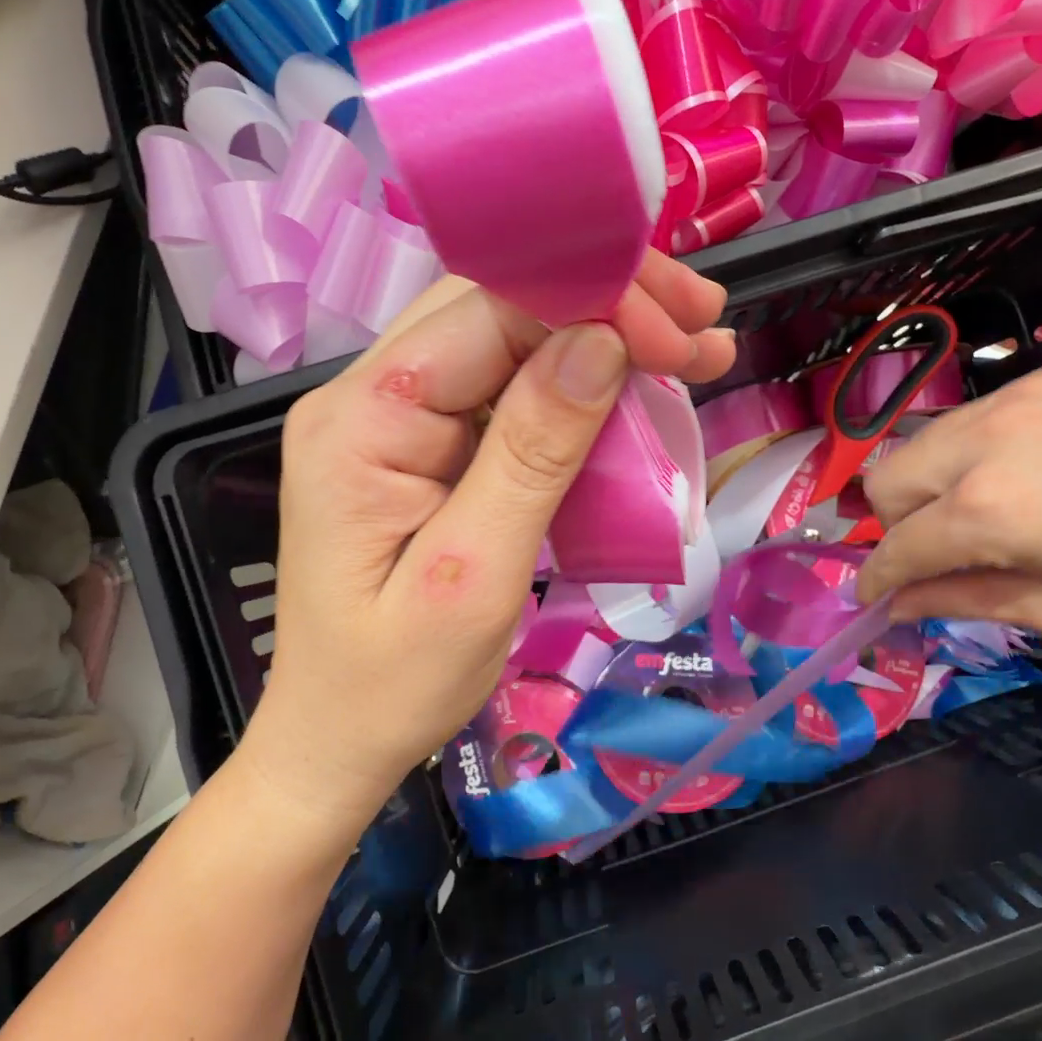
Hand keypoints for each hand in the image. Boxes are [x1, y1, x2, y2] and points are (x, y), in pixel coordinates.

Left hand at [242, 251, 732, 827]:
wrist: (335, 739)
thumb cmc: (394, 683)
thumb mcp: (475, 577)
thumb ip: (532, 455)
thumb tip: (603, 342)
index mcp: (363, 419)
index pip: (488, 311)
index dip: (593, 303)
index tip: (684, 333)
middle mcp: (370, 396)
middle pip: (497, 304)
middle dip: (608, 301)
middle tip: (705, 322)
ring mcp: (395, 418)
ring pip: (507, 337)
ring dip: (601, 334)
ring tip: (693, 349)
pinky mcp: (423, 445)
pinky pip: (505, 388)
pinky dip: (577, 383)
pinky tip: (636, 388)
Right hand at [854, 350, 1041, 636]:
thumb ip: (964, 601)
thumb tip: (899, 606)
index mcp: (990, 509)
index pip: (896, 546)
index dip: (877, 580)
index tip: (875, 597)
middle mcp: (989, 438)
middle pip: (885, 477)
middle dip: (895, 523)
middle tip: (938, 549)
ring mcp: (1025, 391)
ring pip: (930, 437)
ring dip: (937, 480)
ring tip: (996, 505)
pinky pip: (990, 410)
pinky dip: (991, 445)